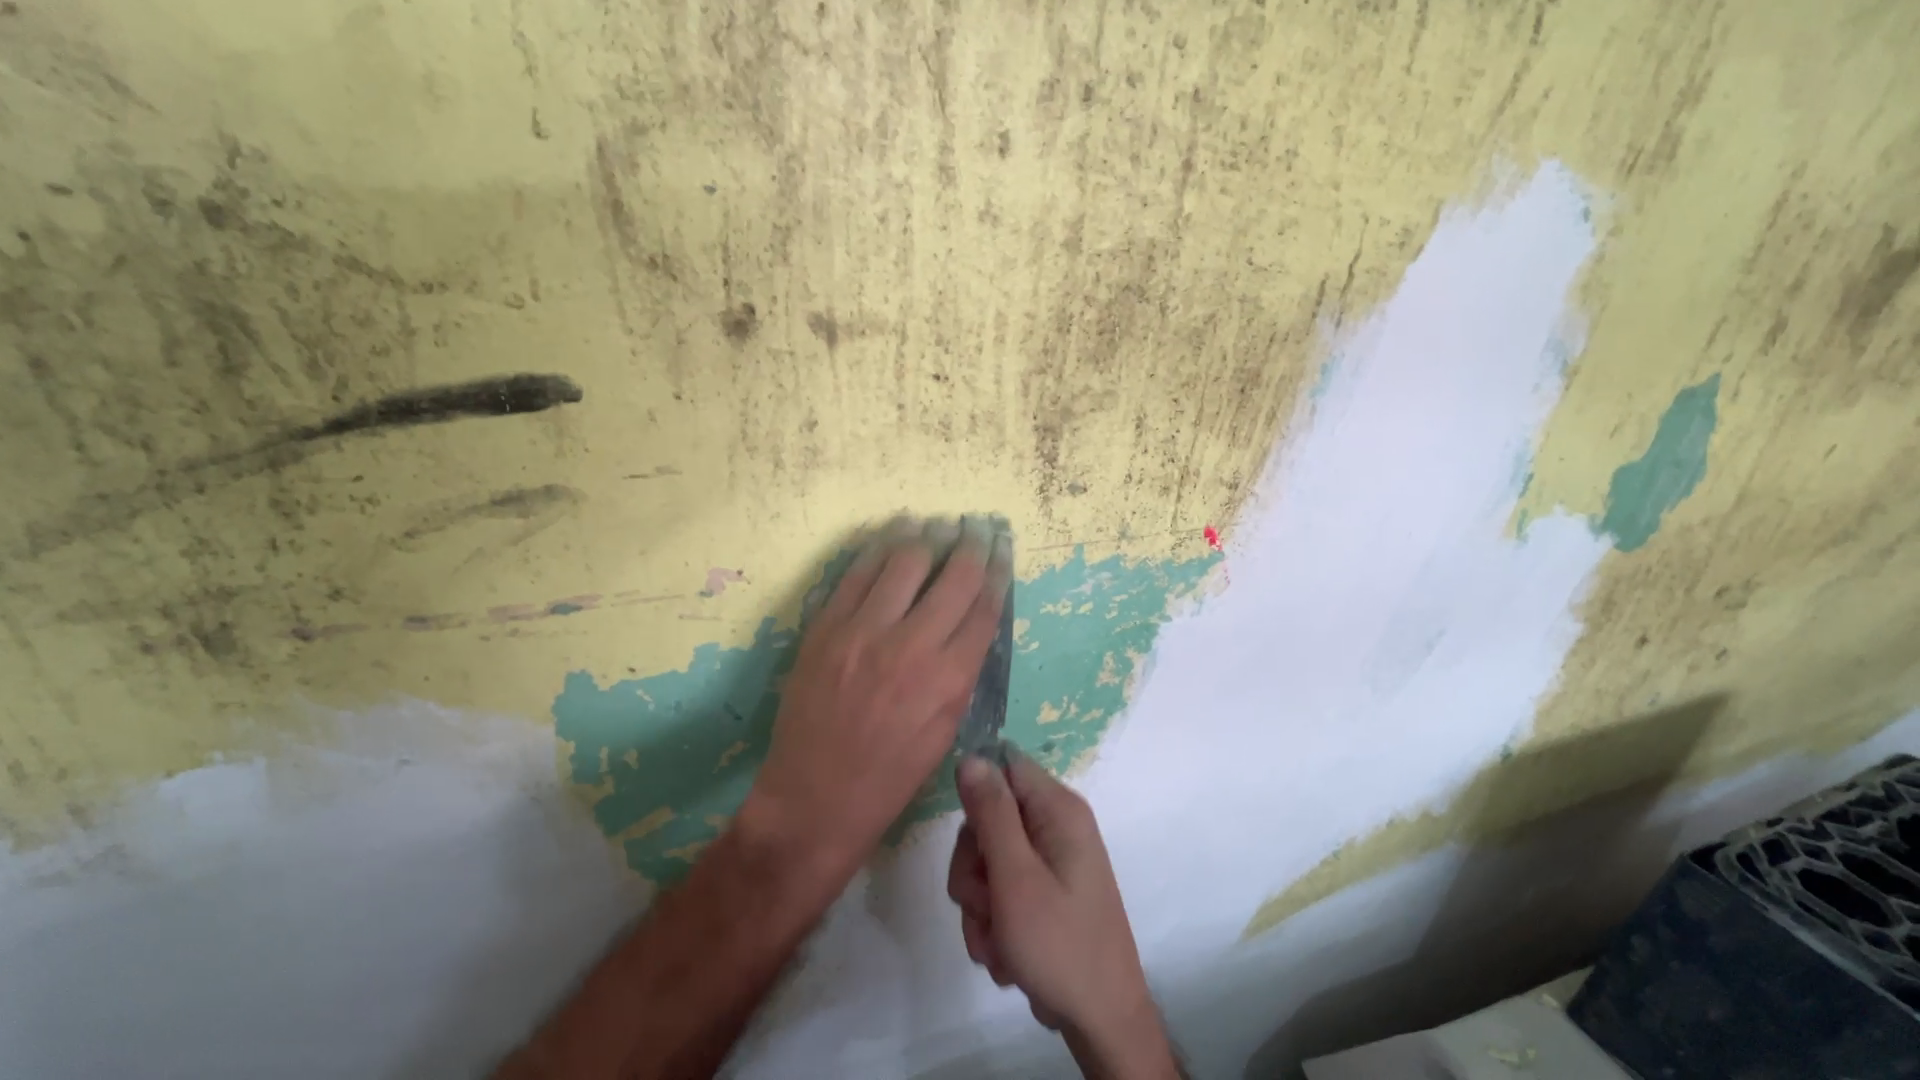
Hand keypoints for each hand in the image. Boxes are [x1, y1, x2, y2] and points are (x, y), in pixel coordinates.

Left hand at [740, 516, 1012, 882]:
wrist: (813, 798)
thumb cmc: (888, 778)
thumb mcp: (944, 732)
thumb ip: (961, 674)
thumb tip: (971, 626)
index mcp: (949, 679)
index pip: (983, 609)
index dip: (996, 573)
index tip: (1001, 551)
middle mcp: (911, 645)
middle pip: (952, 576)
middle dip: (969, 546)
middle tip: (974, 528)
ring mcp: (863, 631)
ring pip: (903, 561)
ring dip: (923, 536)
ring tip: (932, 523)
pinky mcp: (825, 627)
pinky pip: (855, 574)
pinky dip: (877, 550)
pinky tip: (888, 538)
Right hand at [948, 755, 1179, 1078]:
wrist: (1098, 1018)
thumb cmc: (1059, 943)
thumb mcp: (1015, 877)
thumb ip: (991, 814)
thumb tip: (971, 757)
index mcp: (1058, 811)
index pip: (1004, 767)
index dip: (977, 797)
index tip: (972, 839)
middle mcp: (1056, 828)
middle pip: (987, 821)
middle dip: (973, 869)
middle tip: (985, 902)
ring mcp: (1050, 864)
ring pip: (985, 864)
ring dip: (979, 906)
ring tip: (997, 940)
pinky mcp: (1043, 895)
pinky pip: (998, 894)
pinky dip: (993, 924)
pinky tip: (1005, 954)